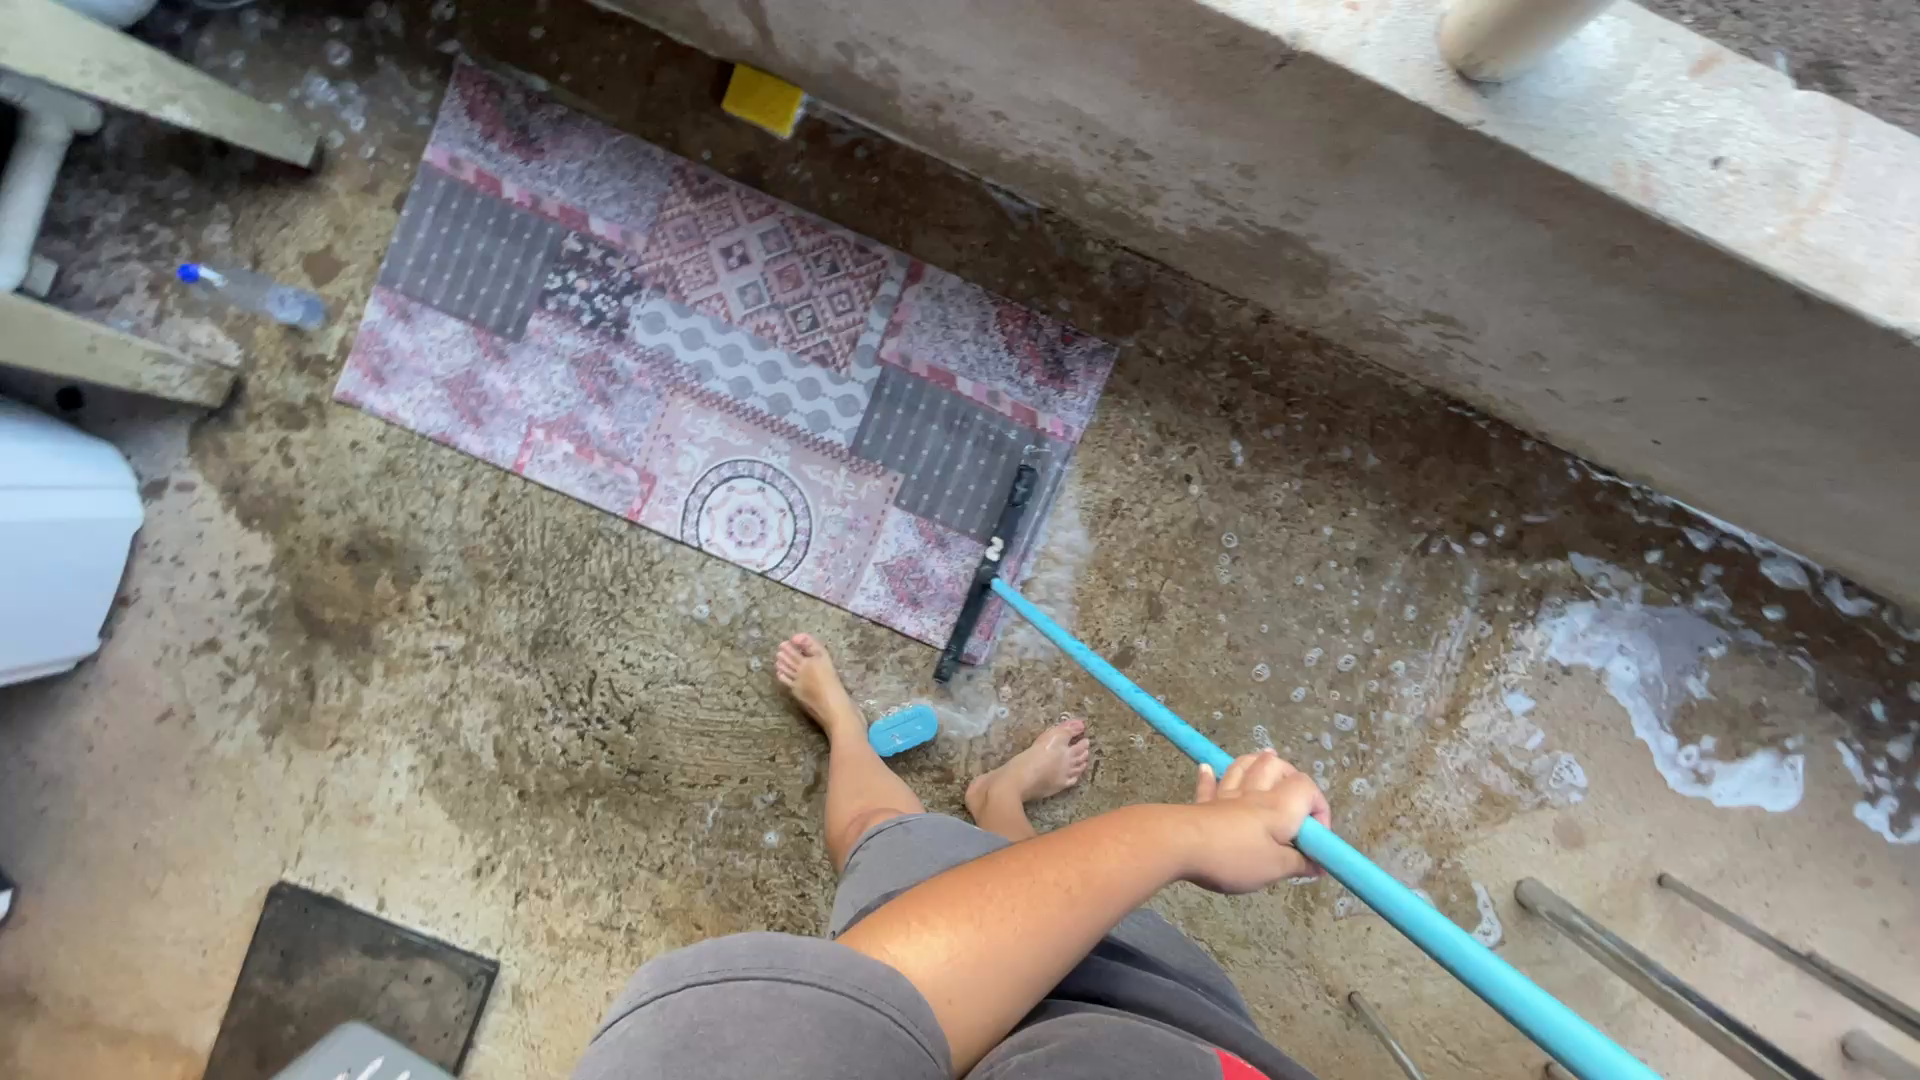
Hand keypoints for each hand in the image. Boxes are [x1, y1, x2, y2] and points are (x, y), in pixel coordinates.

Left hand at [1180, 749, 1331, 893]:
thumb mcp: (1275, 869)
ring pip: (1242, 767)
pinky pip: (1209, 784)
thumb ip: (1298, 863)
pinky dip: (1210, 776)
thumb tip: (1318, 864)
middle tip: (1297, 797)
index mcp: (1279, 807)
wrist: (1181, 843)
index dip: (1319, 807)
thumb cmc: (1234, 856)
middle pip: (1273, 765)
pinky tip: (1207, 769)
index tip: (1316, 837)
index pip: (1306, 787)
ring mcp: (1226, 796)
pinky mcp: (1203, 803)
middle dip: (1289, 774)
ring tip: (1266, 759)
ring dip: (1255, 762)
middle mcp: (1254, 794)